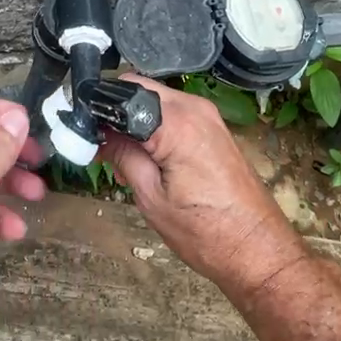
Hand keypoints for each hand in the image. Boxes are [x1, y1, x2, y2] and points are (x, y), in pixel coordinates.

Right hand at [101, 76, 306, 301]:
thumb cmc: (206, 232)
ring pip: (155, 98)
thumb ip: (122, 155)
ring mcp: (207, 114)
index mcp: (176, 122)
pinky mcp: (213, 126)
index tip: (80, 126)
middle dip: (114, 108)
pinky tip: (143, 151)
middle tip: (97, 140)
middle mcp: (193, 107)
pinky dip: (153, 122)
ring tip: (117, 151)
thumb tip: (97, 132)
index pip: (123, 92)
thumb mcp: (151, 197)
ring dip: (133, 115)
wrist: (260, 253)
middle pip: (138, 88)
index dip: (97, 106)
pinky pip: (173, 111)